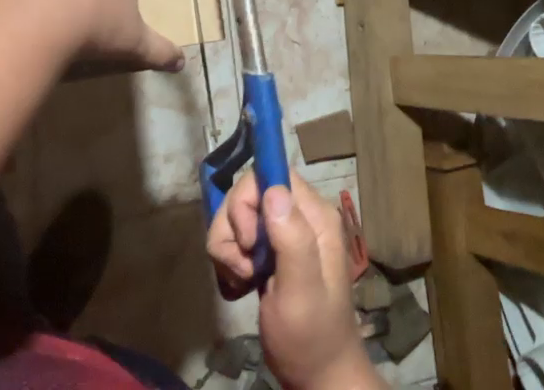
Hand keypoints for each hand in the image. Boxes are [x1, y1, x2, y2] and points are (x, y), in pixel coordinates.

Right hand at [208, 171, 383, 389]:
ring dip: (228, 250)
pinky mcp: (266, 253)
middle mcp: (299, 217)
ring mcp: (281, 235)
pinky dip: (229, 262)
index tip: (250, 239)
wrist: (314, 374)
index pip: (273, 174)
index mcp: (315, 216)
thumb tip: (273, 191)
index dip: (250, 198)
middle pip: (248, 193)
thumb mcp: (302, 290)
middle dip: (234, 229)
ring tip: (244, 279)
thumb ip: (292, 239)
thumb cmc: (311, 334)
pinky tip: (242, 285)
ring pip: (235, 217)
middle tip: (247, 265)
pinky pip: (233, 240)